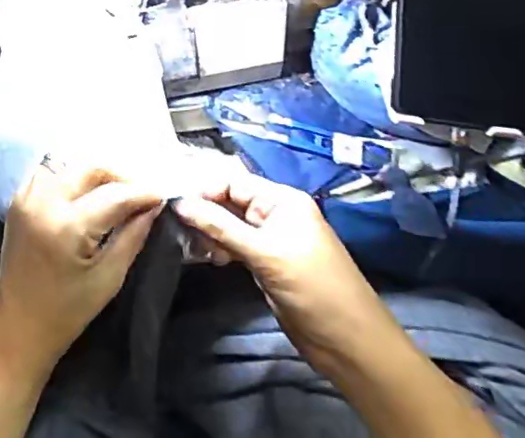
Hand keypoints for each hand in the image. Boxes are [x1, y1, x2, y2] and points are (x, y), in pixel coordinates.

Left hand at [0, 154, 163, 376]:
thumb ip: (134, 235)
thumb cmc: (66, 312)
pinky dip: (72, 177)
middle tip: (139, 195)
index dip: (142, 192)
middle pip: (91, 168)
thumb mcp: (109, 278)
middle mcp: (44, 202)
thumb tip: (154, 205)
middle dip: (119, 177)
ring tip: (114, 194)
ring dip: (96, 175)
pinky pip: (51, 172)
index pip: (114, 195)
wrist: (15, 327)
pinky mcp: (19, 198)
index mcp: (67, 227)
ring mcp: (27, 197)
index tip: (161, 194)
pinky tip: (85, 195)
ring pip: (71, 165)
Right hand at [176, 172, 501, 437]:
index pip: (235, 181)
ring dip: (210, 232)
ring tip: (193, 246)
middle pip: (231, 201)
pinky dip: (221, 249)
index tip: (175, 201)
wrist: (350, 343)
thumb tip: (181, 203)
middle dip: (205, 211)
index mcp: (282, 200)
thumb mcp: (266, 254)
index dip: (205, 189)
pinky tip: (208, 258)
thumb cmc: (313, 288)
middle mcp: (276, 213)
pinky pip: (236, 246)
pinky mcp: (267, 264)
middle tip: (178, 226)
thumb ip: (222, 228)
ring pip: (231, 225)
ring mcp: (271, 240)